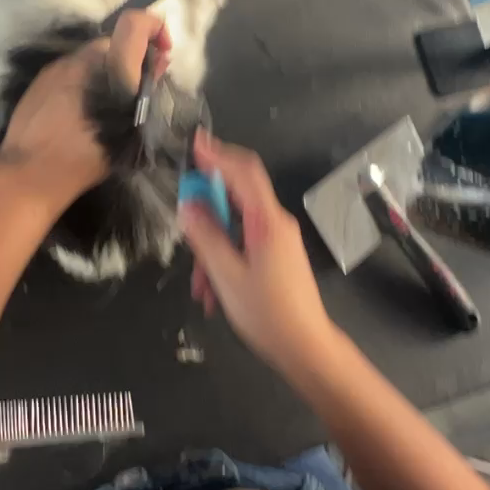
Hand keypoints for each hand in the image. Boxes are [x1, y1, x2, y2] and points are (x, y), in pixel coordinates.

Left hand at [0, 10, 170, 200]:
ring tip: (108, 105)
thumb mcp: (130, 131)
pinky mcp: (42, 76)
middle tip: (138, 91)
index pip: (135, 23)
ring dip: (108, 71)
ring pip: (94, 57)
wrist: (32, 171)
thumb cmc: (88, 158)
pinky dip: (86, 81)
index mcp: (111, 70)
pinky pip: (73, 69)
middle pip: (116, 42)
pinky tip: (82, 110)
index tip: (162, 51)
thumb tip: (158, 62)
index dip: (154, 27)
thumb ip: (147, 91)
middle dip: (132, 59)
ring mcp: (60, 65)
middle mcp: (84, 58)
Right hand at [181, 132, 337, 372]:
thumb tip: (189, 205)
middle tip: (185, 232)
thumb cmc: (266, 312)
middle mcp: (276, 224)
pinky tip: (213, 295)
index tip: (194, 143)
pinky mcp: (277, 258)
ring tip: (200, 287)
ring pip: (235, 230)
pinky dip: (225, 263)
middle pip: (236, 199)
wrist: (304, 347)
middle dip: (206, 216)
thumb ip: (205, 237)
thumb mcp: (226, 274)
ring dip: (212, 252)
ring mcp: (278, 241)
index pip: (243, 172)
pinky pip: (244, 247)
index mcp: (267, 221)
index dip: (218, 154)